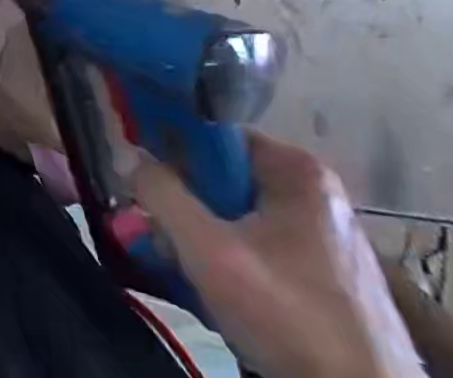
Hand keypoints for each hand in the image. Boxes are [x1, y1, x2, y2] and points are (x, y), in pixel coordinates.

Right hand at [134, 133, 425, 377]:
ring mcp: (325, 234)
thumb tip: (124, 153)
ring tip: (182, 268)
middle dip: (187, 207)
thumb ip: (163, 196)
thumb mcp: (211, 253)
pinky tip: (217, 292)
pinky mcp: (327, 274)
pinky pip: (262, 247)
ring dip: (205, 239)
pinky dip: (233, 262)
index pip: (216, 136)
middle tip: (159, 235)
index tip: (142, 177)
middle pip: (226, 179)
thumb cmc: (290, 316)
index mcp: (297, 169)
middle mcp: (315, 191)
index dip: (173, 151)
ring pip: (240, 217)